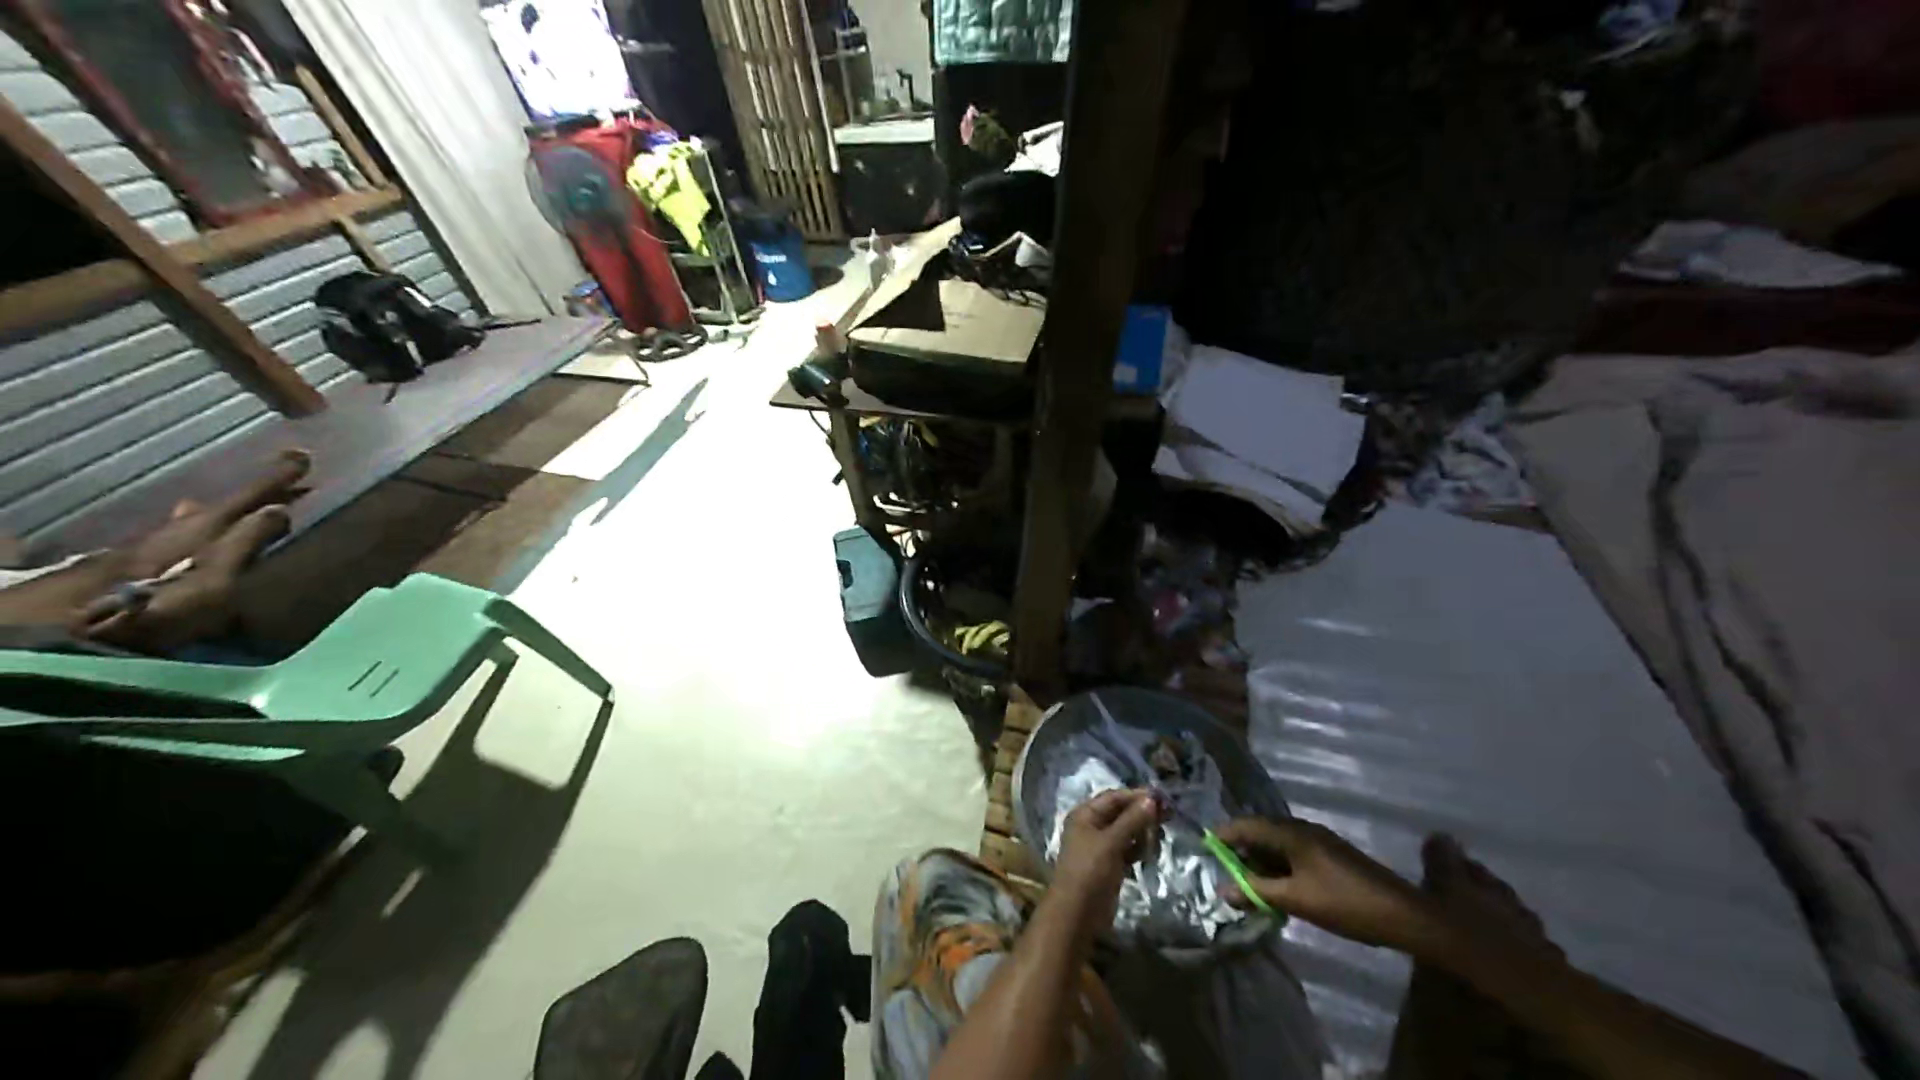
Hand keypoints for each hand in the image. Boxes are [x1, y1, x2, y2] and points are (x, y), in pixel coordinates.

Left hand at [1051, 789, 1158, 938]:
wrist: (1078, 912)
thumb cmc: (1090, 870)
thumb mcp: (1111, 842)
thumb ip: (1132, 820)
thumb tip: (1151, 799)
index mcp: (1085, 814)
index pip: (1114, 797)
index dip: (1137, 796)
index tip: (1162, 799)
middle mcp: (1092, 826)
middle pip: (1122, 813)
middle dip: (1143, 815)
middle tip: (1168, 817)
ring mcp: (1100, 845)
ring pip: (1127, 832)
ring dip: (1142, 833)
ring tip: (1157, 840)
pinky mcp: (1109, 863)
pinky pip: (1127, 849)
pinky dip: (1138, 849)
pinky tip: (1149, 854)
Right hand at [1214, 817, 1439, 953]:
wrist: (1404, 916)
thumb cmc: (1344, 903)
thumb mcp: (1295, 900)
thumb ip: (1257, 891)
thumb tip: (1223, 889)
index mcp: (1292, 833)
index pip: (1247, 825)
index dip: (1224, 834)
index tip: (1204, 846)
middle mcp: (1303, 829)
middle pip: (1262, 829)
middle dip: (1240, 846)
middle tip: (1222, 866)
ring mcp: (1319, 840)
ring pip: (1278, 841)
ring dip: (1260, 856)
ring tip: (1245, 877)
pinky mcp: (1331, 854)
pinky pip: (1293, 850)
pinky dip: (1277, 862)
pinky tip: (1275, 882)